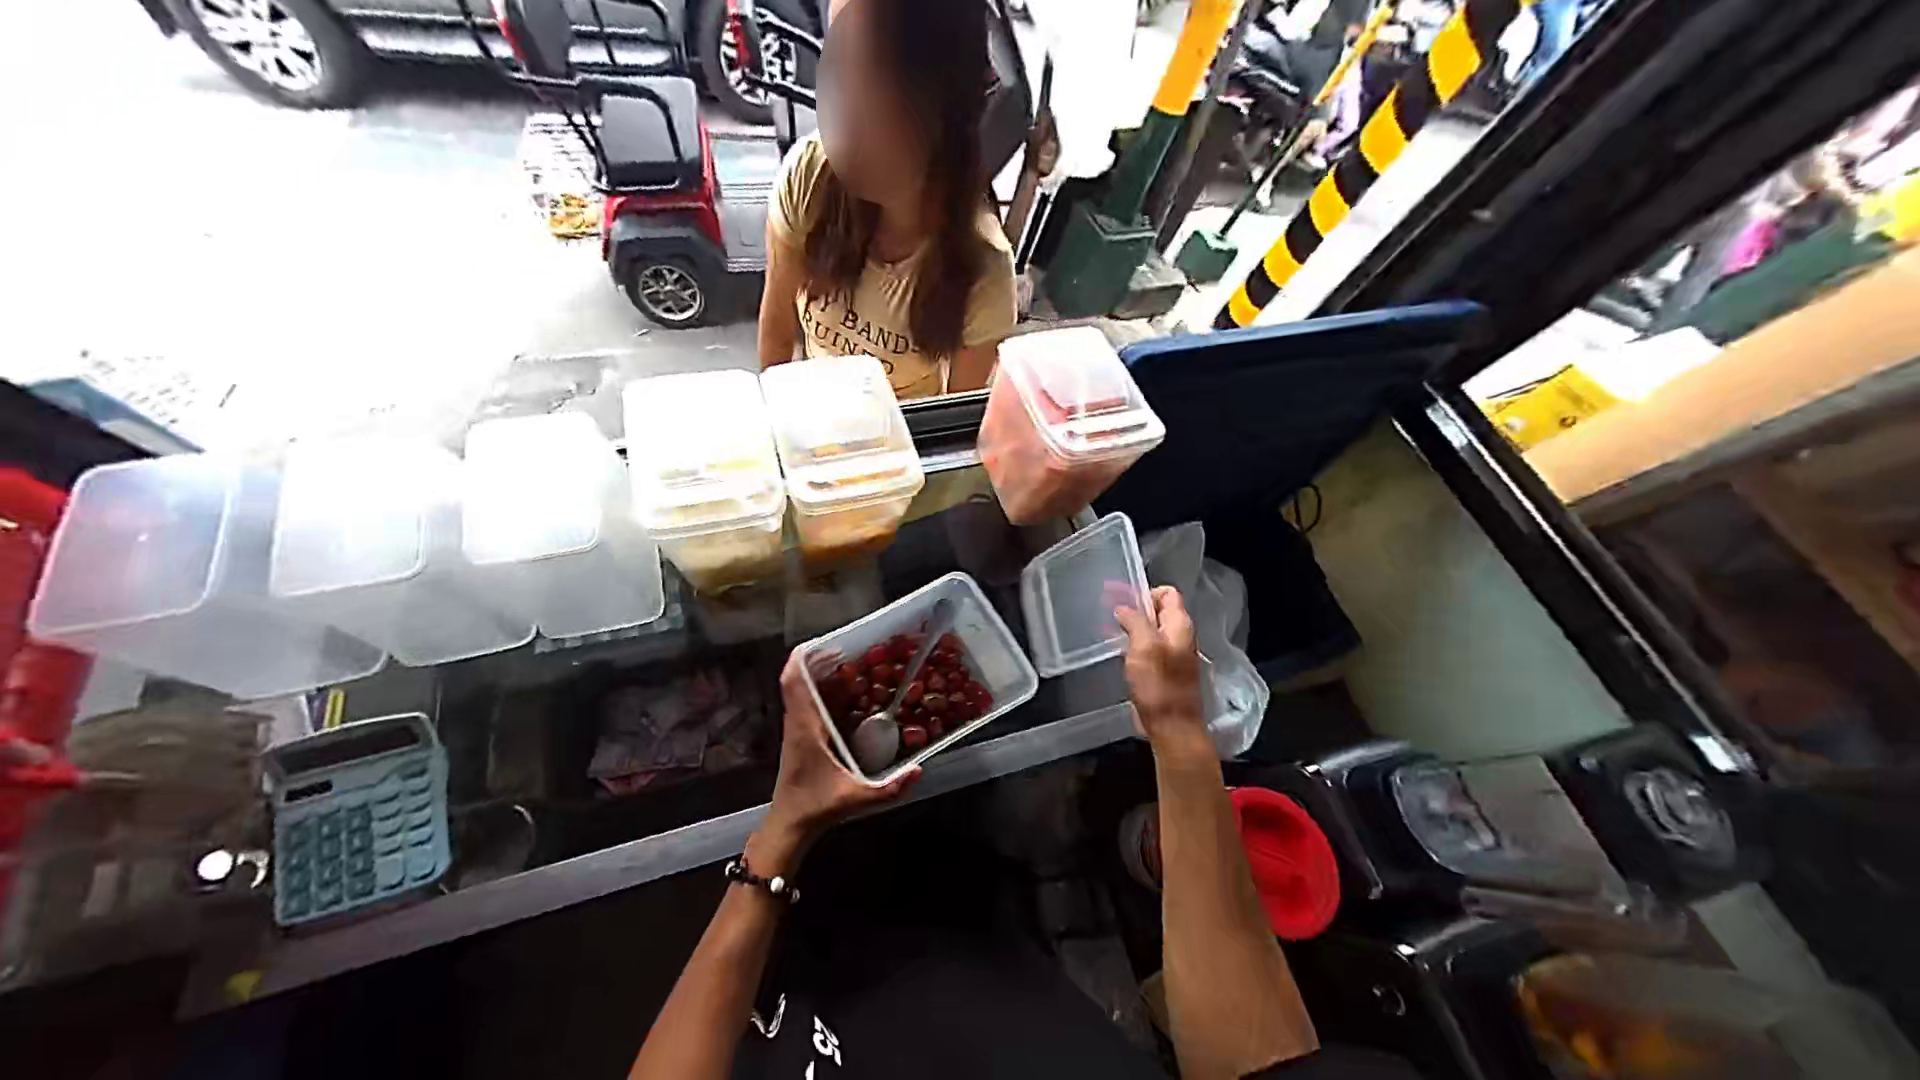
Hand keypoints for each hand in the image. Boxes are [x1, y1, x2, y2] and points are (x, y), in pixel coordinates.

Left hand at [752, 651, 918, 875]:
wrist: (789, 826)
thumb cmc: (816, 807)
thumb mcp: (856, 798)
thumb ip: (890, 787)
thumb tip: (919, 771)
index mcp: (805, 727)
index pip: (794, 682)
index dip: (804, 658)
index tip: (826, 643)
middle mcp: (796, 722)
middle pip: (796, 679)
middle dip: (818, 660)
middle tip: (847, 650)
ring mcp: (795, 729)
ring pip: (798, 690)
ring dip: (817, 674)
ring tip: (847, 665)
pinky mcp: (798, 737)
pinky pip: (804, 703)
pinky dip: (818, 691)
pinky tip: (843, 694)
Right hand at [1114, 586, 1205, 749]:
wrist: (1171, 727)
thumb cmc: (1158, 685)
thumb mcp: (1144, 646)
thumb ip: (1135, 620)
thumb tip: (1123, 608)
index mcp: (1180, 625)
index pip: (1167, 593)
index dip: (1145, 593)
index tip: (1123, 603)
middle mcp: (1179, 636)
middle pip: (1157, 611)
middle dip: (1134, 610)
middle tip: (1111, 617)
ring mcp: (1172, 654)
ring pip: (1150, 630)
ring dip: (1131, 629)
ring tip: (1110, 633)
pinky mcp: (1162, 671)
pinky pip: (1146, 649)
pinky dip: (1132, 646)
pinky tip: (1118, 653)